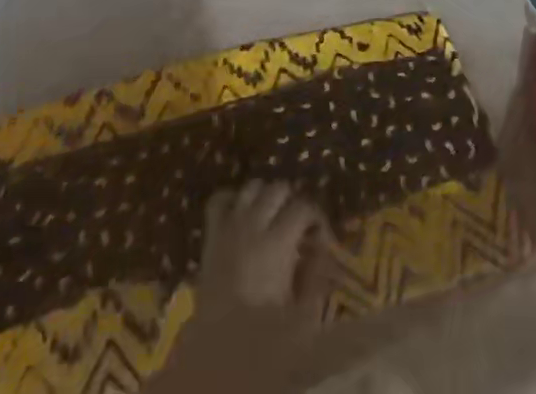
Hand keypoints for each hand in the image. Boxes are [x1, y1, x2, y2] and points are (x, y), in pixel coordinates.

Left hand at [152, 181, 328, 393]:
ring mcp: (228, 226)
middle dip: (293, 201)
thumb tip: (324, 249)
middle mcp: (253, 225)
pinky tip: (243, 212)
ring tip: (274, 215)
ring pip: (251, 187)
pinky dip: (234, 198)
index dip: (317, 218)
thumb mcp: (302, 311)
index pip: (303, 208)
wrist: (216, 349)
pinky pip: (219, 200)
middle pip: (278, 189)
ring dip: (266, 195)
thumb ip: (316, 275)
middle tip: (299, 226)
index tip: (323, 238)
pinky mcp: (211, 234)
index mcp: (278, 243)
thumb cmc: (263, 335)